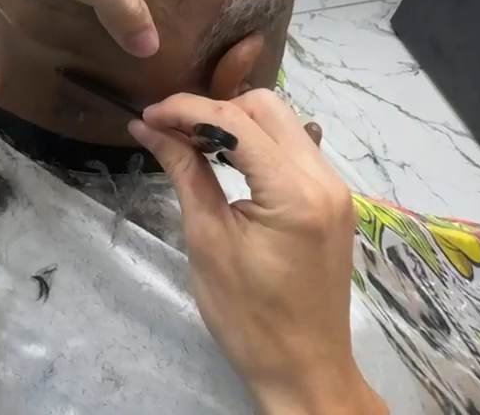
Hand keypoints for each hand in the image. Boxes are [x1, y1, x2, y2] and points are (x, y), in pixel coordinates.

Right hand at [130, 91, 385, 414]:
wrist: (306, 373)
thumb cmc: (248, 316)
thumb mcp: (206, 238)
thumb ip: (183, 170)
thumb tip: (146, 127)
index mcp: (294, 193)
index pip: (235, 122)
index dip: (185, 109)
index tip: (147, 117)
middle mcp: (323, 179)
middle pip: (264, 106)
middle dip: (212, 109)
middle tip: (171, 131)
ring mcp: (333, 187)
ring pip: (280, 120)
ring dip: (233, 121)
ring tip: (191, 142)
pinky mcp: (331, 198)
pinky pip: (291, 145)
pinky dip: (254, 141)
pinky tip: (224, 159)